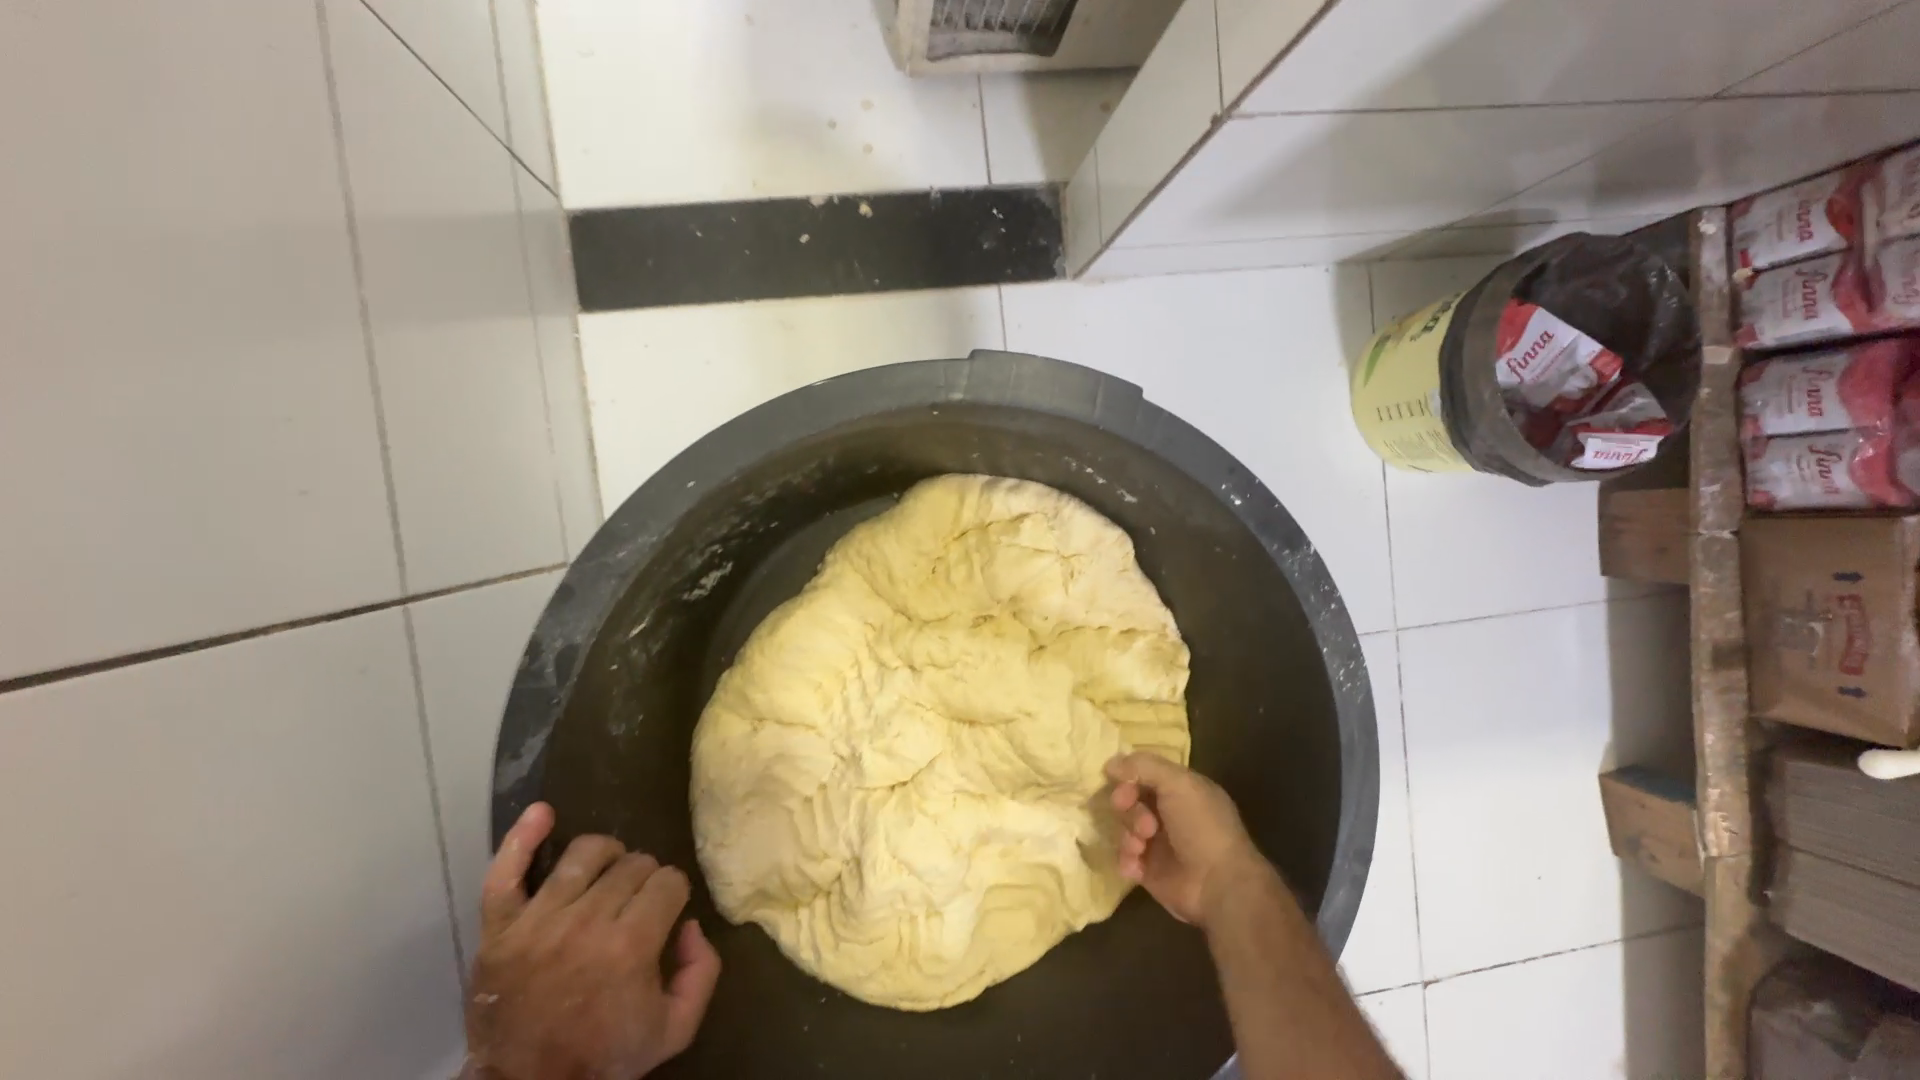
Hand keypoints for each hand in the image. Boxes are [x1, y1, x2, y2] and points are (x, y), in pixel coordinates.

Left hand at [464, 803, 721, 1079]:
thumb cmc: (601, 1056)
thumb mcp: (674, 1029)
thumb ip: (702, 973)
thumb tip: (691, 925)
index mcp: (630, 945)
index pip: (668, 882)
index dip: (674, 893)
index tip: (667, 911)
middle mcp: (586, 922)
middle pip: (632, 865)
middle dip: (646, 877)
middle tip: (639, 901)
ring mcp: (538, 921)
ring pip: (583, 854)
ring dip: (607, 854)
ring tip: (610, 870)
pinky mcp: (499, 927)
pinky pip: (506, 871)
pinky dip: (522, 837)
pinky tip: (542, 813)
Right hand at [1105, 752, 1270, 928]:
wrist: (1217, 884)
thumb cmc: (1202, 827)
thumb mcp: (1178, 783)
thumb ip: (1143, 766)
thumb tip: (1110, 764)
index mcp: (1181, 790)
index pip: (1144, 774)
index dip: (1129, 778)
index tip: (1124, 787)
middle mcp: (1168, 813)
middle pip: (1129, 800)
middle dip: (1129, 809)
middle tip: (1143, 824)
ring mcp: (1157, 842)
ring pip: (1124, 827)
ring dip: (1128, 835)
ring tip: (1141, 847)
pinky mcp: (1149, 870)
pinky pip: (1124, 856)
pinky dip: (1126, 859)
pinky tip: (1136, 866)